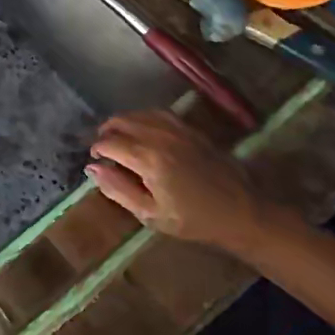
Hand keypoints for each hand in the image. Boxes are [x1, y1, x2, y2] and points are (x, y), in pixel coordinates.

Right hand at [86, 110, 292, 253]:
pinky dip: (142, 118)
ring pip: (138, 114)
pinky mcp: (190, 129)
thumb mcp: (150, 214)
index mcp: (148, 159)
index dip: (96, 150)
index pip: (109, 143)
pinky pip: (158, 113)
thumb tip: (92, 168)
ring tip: (118, 138)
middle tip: (103, 149)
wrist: (242, 212)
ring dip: (122, 123)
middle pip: (121, 121)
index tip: (95, 161)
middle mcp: (160, 137)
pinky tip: (141, 130)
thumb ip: (118, 189)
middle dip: (106, 132)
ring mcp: (177, 129)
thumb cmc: (193, 220)